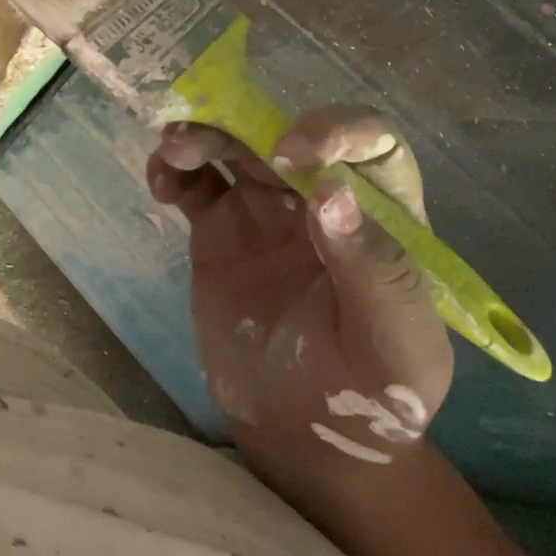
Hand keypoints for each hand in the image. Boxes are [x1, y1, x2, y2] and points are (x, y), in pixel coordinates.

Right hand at [147, 105, 452, 467]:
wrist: (304, 432)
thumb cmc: (369, 393)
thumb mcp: (394, 340)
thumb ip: (372, 267)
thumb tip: (330, 190)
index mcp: (380, 216)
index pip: (366, 144)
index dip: (331, 130)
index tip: (289, 155)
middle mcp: (319, 202)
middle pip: (280, 134)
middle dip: (237, 123)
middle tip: (193, 141)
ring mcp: (263, 213)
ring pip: (230, 149)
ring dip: (198, 137)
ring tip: (170, 157)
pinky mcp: (217, 231)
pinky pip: (193, 183)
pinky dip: (172, 170)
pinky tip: (161, 185)